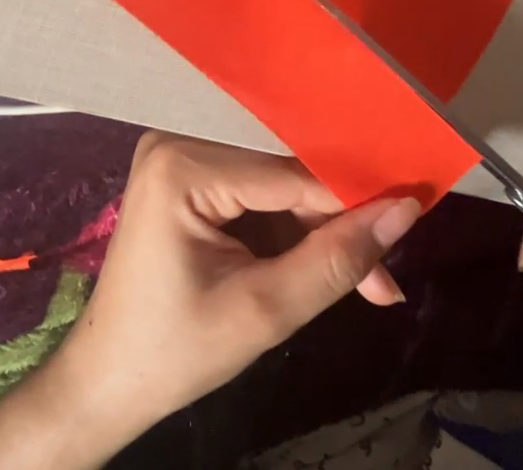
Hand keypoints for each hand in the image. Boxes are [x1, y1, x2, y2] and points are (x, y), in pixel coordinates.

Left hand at [53, 134, 420, 444]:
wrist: (108, 379)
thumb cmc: (176, 350)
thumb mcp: (265, 309)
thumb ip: (337, 258)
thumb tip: (406, 209)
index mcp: (181, 164)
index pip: (290, 173)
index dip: (355, 199)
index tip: (414, 220)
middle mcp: (176, 142)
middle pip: (283, 175)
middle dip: (335, 226)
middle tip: (385, 281)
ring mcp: (176, 158)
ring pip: (274, 186)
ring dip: (316, 234)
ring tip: (365, 285)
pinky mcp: (183, 180)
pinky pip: (252, 195)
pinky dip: (286, 233)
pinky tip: (317, 267)